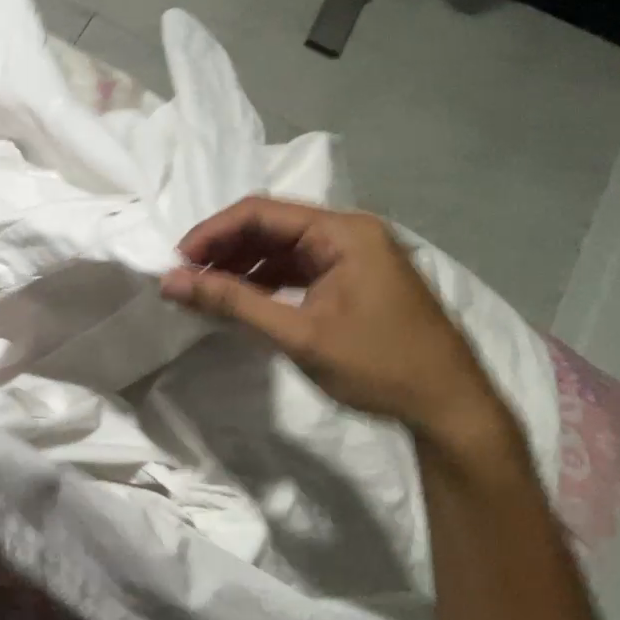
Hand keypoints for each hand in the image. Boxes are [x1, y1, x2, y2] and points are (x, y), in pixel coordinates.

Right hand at [159, 196, 503, 438]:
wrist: (450, 406)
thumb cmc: (378, 365)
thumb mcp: (298, 335)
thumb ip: (233, 303)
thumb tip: (170, 282)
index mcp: (344, 232)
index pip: (259, 212)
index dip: (211, 233)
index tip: (174, 264)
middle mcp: (350, 233)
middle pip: (270, 226)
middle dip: (223, 251)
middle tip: (184, 282)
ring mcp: (355, 256)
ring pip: (282, 249)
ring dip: (241, 268)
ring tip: (206, 295)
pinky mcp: (355, 280)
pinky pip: (299, 269)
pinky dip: (266, 283)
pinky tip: (243, 304)